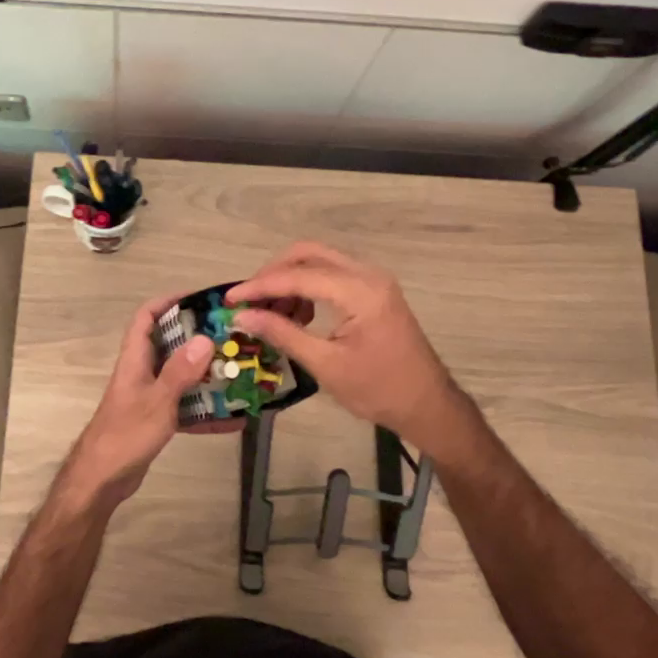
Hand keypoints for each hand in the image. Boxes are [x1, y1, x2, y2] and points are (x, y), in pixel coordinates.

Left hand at [59, 293, 214, 508]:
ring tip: (240, 374)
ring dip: (208, 377)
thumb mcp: (157, 401)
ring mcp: (149, 397)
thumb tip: (204, 339)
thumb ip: (180, 372)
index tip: (201, 301)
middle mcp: (141, 373)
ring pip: (182, 378)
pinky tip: (234, 420)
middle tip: (233, 339)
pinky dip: (207, 413)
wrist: (102, 479)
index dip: (168, 303)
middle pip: (170, 346)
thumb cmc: (125, 435)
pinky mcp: (156, 421)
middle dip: (200, 340)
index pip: (146, 318)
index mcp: (134, 360)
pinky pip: (186, 409)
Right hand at [225, 242, 460, 440]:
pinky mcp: (374, 291)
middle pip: (308, 254)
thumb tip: (243, 316)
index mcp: (360, 291)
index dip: (259, 286)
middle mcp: (368, 275)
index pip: (298, 276)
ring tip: (269, 313)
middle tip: (248, 300)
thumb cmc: (378, 390)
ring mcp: (373, 280)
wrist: (427, 404)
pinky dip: (307, 287)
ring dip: (289, 280)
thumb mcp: (325, 365)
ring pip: (319, 262)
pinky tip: (296, 316)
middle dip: (273, 273)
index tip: (229, 300)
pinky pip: (332, 275)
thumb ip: (283, 334)